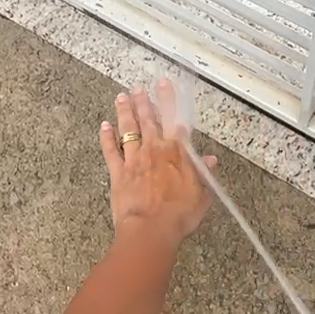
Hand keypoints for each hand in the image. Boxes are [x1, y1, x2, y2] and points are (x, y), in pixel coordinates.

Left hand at [99, 80, 215, 247]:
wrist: (151, 229)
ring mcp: (134, 160)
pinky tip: (104, 126)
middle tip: (140, 86)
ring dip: (126, 112)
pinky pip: (111, 150)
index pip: (174, 119)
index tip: (165, 84)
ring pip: (129, 129)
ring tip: (122, 97)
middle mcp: (154, 150)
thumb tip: (210, 160)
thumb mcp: (201, 195)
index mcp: (177, 153)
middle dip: (144, 100)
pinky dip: (107, 137)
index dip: (169, 100)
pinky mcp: (118, 172)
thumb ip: (204, 174)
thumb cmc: (178, 215)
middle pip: (149, 119)